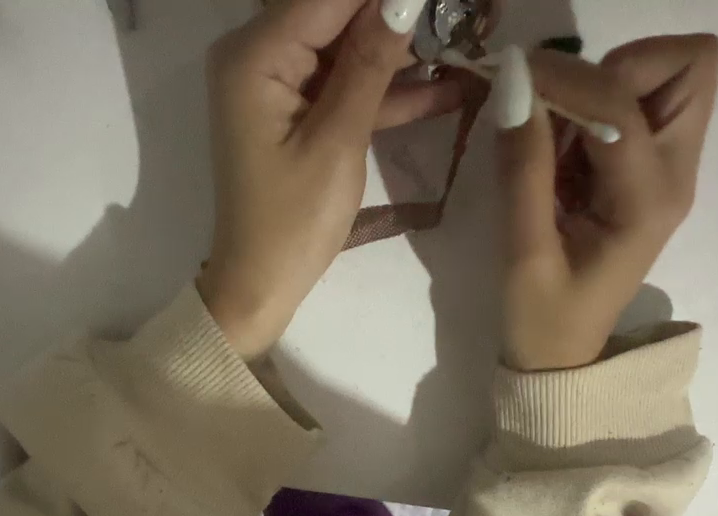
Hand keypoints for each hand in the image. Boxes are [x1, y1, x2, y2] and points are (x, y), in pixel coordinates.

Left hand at [197, 0, 461, 355]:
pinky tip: (445, 86)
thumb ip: (370, 64)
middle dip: (395, 16)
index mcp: (256, 55)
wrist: (259, 286)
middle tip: (458, 17)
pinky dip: (386, 90)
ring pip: (349, 46)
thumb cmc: (292, 224)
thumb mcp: (337, 142)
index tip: (436, 0)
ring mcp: (277, 85)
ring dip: (402, 50)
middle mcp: (259, 55)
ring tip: (462, 41)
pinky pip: (345, 86)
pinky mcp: (296, 112)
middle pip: (338, 12)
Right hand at [497, 36, 717, 371]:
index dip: (563, 81)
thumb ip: (523, 166)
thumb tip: (513, 79)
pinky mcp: (648, 170)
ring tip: (553, 145)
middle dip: (616, 69)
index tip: (511, 87)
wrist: (561, 358)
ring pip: (666, 76)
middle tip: (560, 114)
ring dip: (602, 88)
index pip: (620, 101)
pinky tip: (559, 160)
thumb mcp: (524, 252)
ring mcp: (668, 170)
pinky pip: (637, 104)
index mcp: (649, 201)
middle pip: (688, 65)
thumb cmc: (542, 319)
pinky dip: (594, 108)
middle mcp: (676, 173)